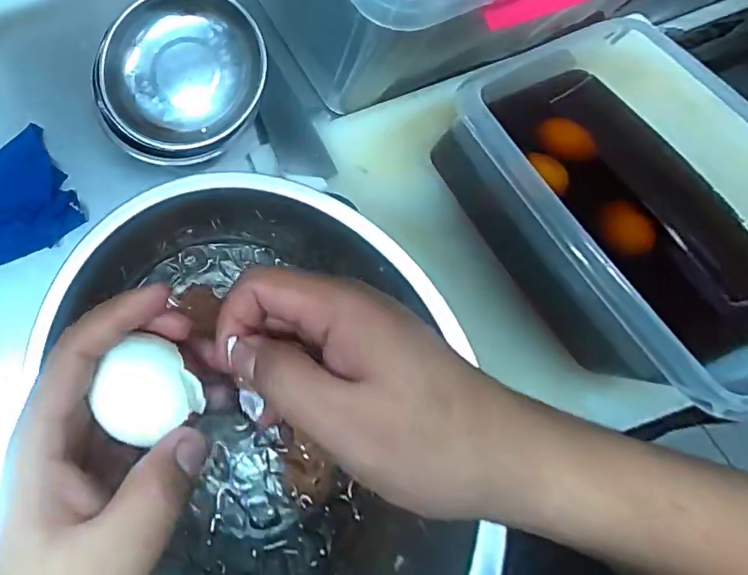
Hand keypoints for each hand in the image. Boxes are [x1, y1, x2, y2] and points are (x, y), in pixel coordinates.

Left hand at [0, 285, 210, 574]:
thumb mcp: (103, 556)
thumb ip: (151, 499)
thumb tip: (195, 435)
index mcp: (40, 430)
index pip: (77, 350)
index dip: (118, 315)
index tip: (162, 297)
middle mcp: (55, 428)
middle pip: (99, 360)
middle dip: (145, 336)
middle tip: (194, 333)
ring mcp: (74, 452)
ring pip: (118, 391)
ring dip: (159, 372)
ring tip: (203, 366)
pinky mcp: (93, 475)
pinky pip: (130, 427)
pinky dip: (163, 413)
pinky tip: (195, 414)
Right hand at [207, 267, 545, 521]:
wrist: (516, 462)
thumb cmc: (428, 443)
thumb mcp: (342, 420)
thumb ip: (279, 377)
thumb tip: (234, 349)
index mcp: (337, 305)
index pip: (256, 285)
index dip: (231, 322)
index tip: (231, 375)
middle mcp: (346, 301)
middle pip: (272, 303)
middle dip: (248, 346)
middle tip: (248, 403)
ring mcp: (363, 323)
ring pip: (293, 327)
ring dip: (273, 364)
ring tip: (273, 417)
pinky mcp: (375, 346)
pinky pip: (319, 346)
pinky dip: (301, 373)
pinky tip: (306, 413)